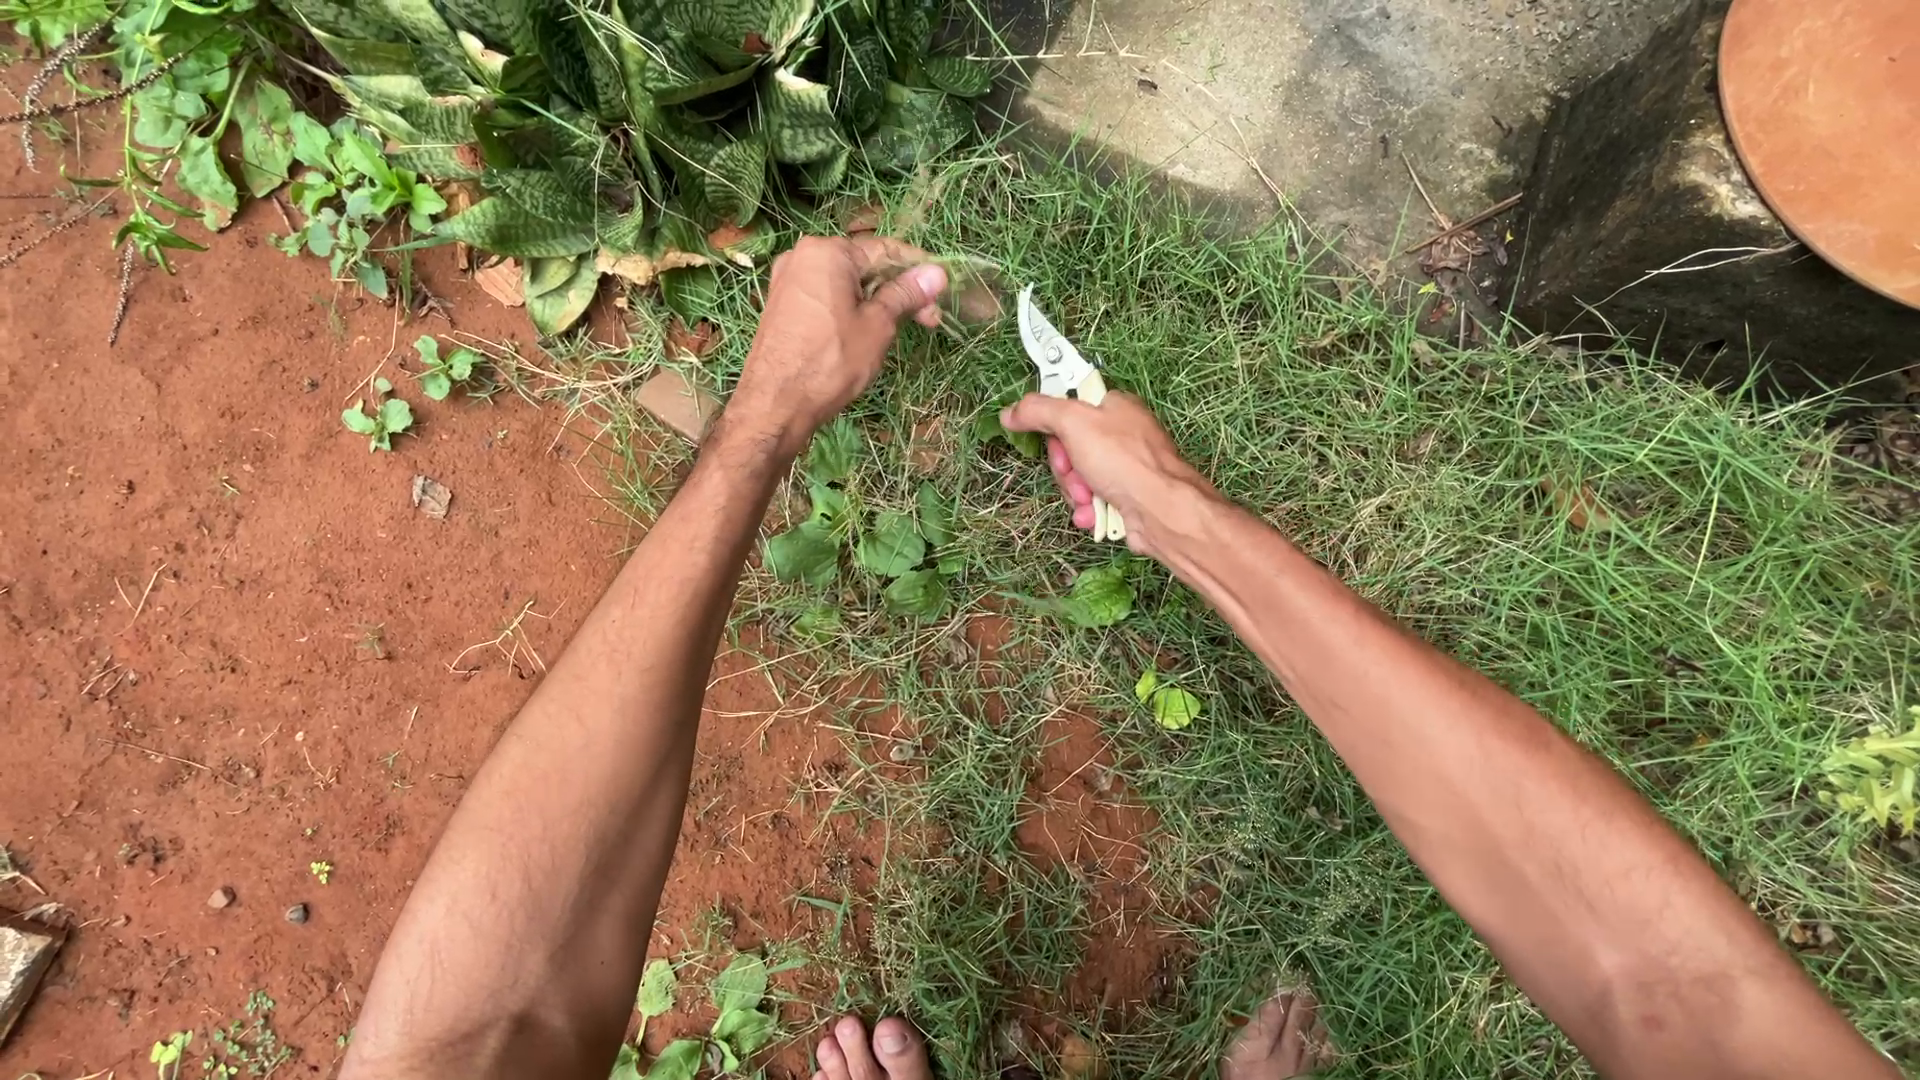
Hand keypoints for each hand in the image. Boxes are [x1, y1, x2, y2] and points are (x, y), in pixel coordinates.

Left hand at [725, 235, 946, 456]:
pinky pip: (825, 298)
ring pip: (844, 284)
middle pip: (863, 266)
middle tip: (927, 321)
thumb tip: (936, 272)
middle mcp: (802, 255)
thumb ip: (906, 294)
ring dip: (875, 302)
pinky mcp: (781, 306)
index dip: (918, 270)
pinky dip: (849, 310)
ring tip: (896, 331)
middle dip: (897, 290)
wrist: (775, 404)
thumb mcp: (877, 326)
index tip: (940, 293)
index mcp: (828, 251)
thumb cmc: (831, 362)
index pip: (885, 250)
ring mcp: (787, 280)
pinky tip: (863, 333)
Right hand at [1001, 391, 1216, 557]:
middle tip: (1074, 475)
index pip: (1068, 408)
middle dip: (1065, 469)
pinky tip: (1093, 514)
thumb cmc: (1122, 460)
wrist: (1160, 511)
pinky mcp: (1125, 496)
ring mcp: (1124, 467)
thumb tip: (1010, 412)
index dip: (1055, 427)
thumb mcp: (1073, 422)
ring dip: (1075, 492)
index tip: (1054, 439)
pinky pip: (1092, 499)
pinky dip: (1088, 509)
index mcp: (1113, 406)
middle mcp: (1121, 434)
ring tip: (1088, 499)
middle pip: (1069, 448)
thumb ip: (1038, 410)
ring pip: (1078, 477)